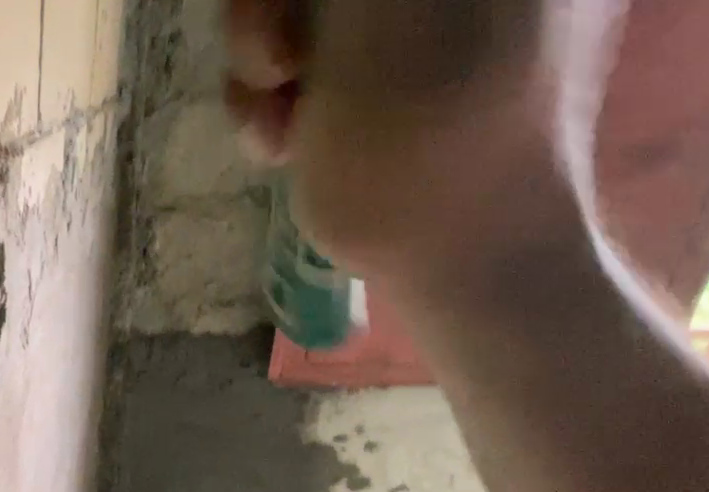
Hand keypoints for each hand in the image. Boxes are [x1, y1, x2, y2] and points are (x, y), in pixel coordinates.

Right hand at [224, 0, 624, 295]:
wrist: (452, 250)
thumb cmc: (430, 137)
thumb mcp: (383, 14)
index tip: (285, 28)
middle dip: (265, 17)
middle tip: (280, 68)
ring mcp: (396, 12)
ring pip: (279, 7)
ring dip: (256, 67)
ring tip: (284, 121)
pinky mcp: (360, 66)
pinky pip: (281, 57)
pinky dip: (264, 102)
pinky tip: (285, 139)